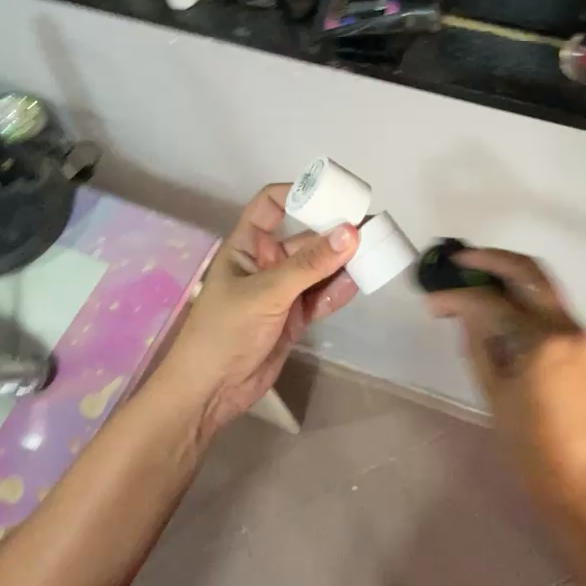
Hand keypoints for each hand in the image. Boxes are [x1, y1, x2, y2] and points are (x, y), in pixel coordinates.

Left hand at [159, 184, 359, 439]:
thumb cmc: (224, 331)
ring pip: (317, 269)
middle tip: (370, 227)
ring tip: (375, 252)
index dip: (298, 194)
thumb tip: (351, 232)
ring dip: (342, 262)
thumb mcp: (266, 293)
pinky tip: (360, 282)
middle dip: (333, 232)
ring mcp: (281, 292)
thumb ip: (310, 264)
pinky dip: (339, 290)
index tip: (332, 194)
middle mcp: (265, 263)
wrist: (210, 392)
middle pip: (305, 238)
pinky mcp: (293, 318)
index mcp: (247, 246)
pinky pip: (321, 297)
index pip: (271, 205)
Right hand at [425, 250, 585, 533]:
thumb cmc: (538, 456)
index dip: (456, 296)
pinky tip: (501, 315)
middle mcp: (566, 327)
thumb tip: (466, 316)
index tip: (431, 301)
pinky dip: (525, 301)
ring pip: (544, 287)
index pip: (490, 301)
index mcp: (540, 342)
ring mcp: (582, 336)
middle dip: (491, 260)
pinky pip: (552, 311)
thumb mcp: (497, 400)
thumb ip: (480, 349)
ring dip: (510, 276)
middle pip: (528, 272)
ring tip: (475, 282)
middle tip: (459, 262)